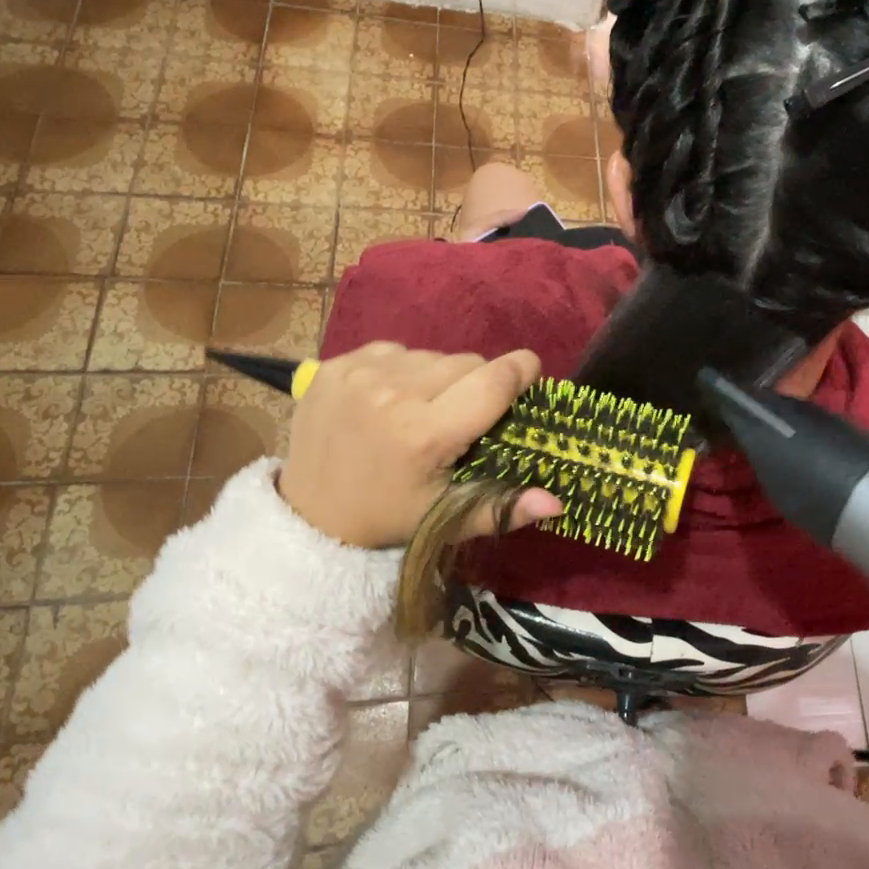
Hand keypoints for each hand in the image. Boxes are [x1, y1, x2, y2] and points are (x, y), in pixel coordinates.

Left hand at [278, 342, 562, 548]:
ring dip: (438, 377)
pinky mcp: (335, 363)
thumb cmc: (388, 518)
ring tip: (421, 411)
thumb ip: (505, 507)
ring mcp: (360, 373)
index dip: (522, 371)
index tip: (530, 377)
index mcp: (425, 434)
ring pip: (432, 355)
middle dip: (476, 385)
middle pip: (467, 362)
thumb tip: (559, 503)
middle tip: (462, 418)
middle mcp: (393, 393)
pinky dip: (402, 370)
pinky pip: (395, 350)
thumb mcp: (448, 517)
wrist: (309, 516)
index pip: (494, 380)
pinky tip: (389, 400)